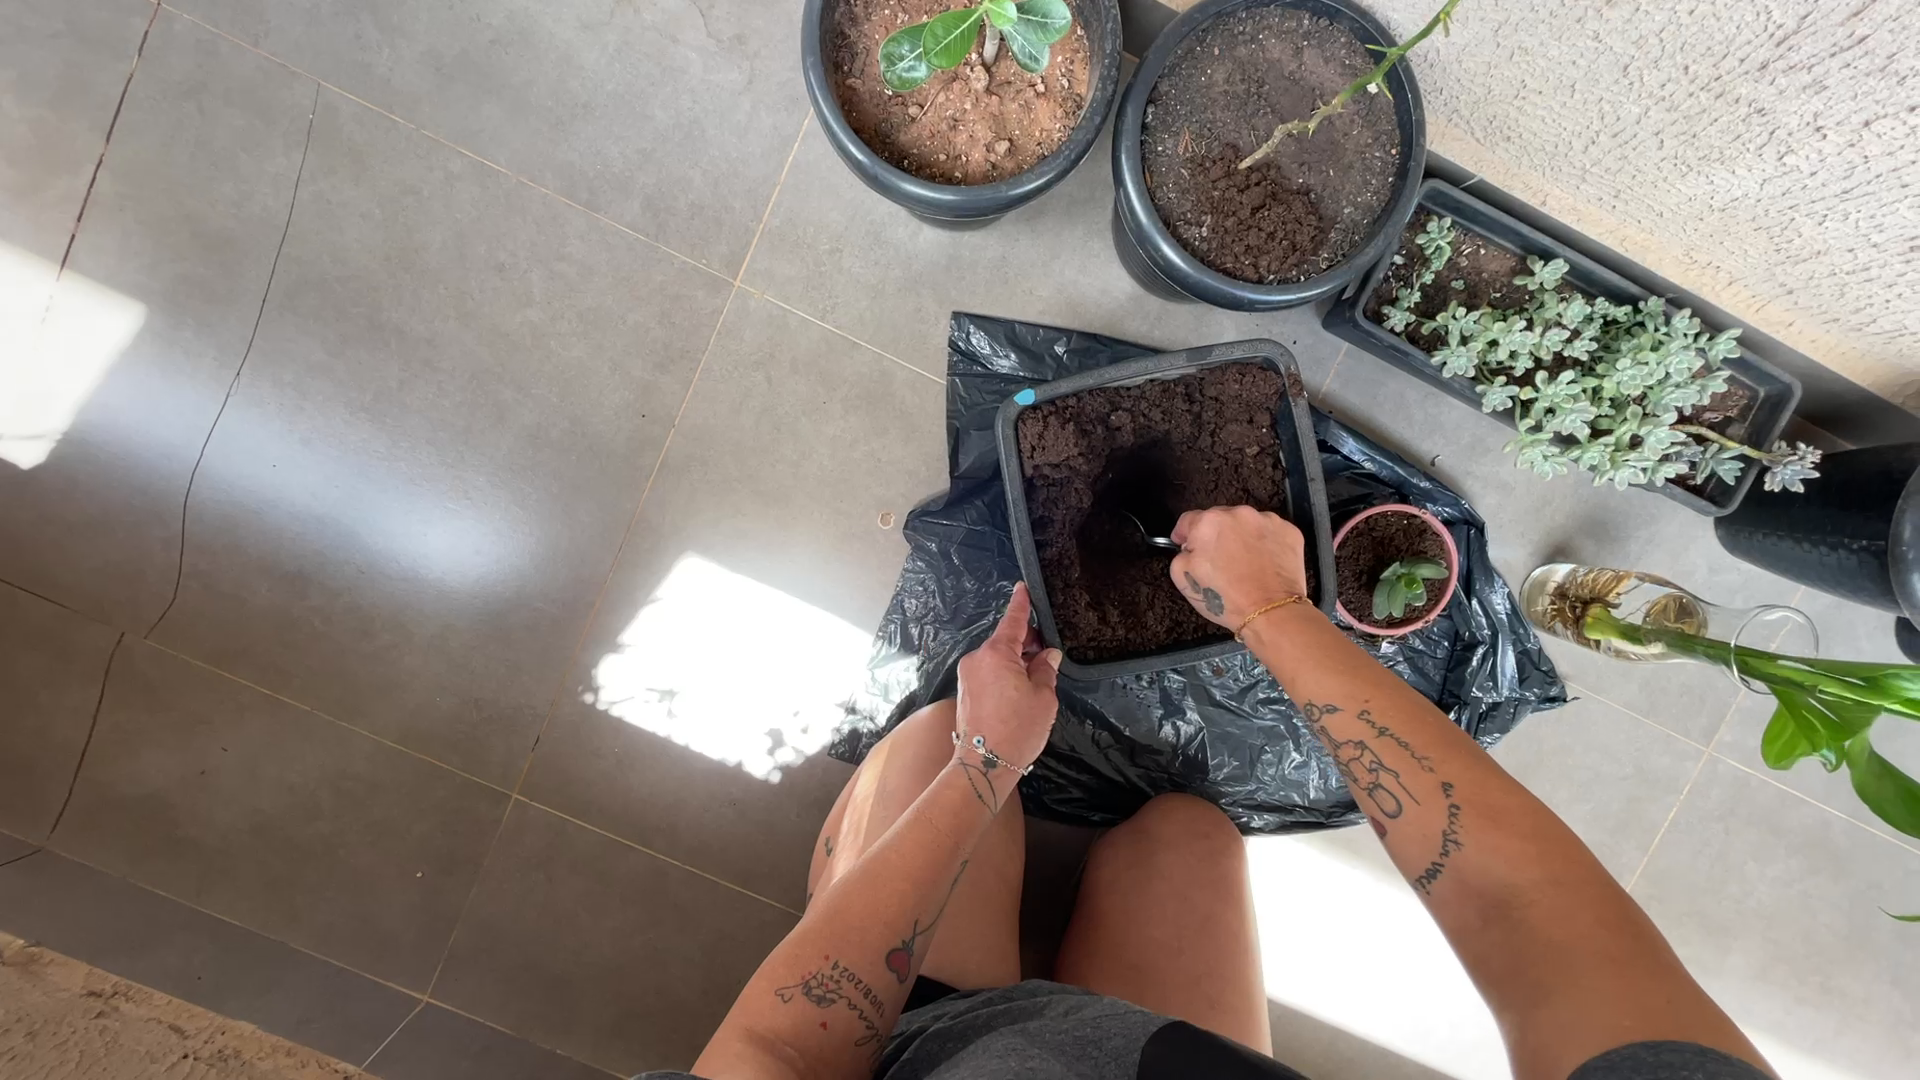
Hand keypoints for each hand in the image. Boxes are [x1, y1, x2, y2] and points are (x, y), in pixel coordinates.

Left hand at [955, 582, 1060, 771]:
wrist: (984, 765)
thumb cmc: (1016, 730)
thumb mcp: (1043, 697)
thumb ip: (1046, 669)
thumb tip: (1047, 655)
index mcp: (996, 653)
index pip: (1013, 620)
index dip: (1021, 603)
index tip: (1022, 587)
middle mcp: (977, 658)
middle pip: (1006, 640)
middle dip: (1027, 644)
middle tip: (1048, 655)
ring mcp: (968, 675)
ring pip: (997, 658)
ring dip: (1016, 662)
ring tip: (1037, 682)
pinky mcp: (965, 690)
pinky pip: (989, 672)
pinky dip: (1005, 674)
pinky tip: (1020, 692)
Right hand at [1169, 506, 1309, 629]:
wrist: (1270, 611)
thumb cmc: (1225, 598)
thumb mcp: (1182, 578)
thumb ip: (1180, 555)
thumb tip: (1189, 548)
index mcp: (1208, 523)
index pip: (1188, 520)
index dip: (1183, 533)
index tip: (1184, 542)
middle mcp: (1238, 514)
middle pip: (1219, 519)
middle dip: (1215, 536)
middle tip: (1218, 559)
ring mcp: (1266, 521)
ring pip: (1246, 523)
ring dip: (1241, 537)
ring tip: (1243, 563)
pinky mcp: (1288, 531)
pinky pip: (1269, 532)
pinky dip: (1264, 543)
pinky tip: (1261, 563)